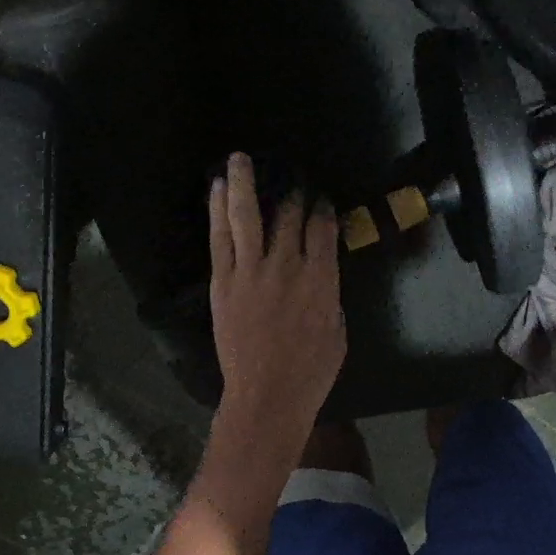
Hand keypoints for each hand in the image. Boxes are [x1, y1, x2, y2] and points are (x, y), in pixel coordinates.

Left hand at [208, 152, 346, 434]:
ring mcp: (252, 271)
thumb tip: (323, 282)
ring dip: (245, 182)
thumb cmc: (311, 373)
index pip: (323, 230)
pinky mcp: (224, 281)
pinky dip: (218, 209)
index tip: (320, 201)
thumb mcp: (338, 334)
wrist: (268, 396)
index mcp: (322, 280)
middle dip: (291, 195)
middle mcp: (288, 266)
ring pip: (248, 214)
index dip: (322, 210)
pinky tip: (217, 188)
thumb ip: (331, 300)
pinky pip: (220, 236)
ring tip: (240, 158)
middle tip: (289, 182)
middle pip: (289, 216)